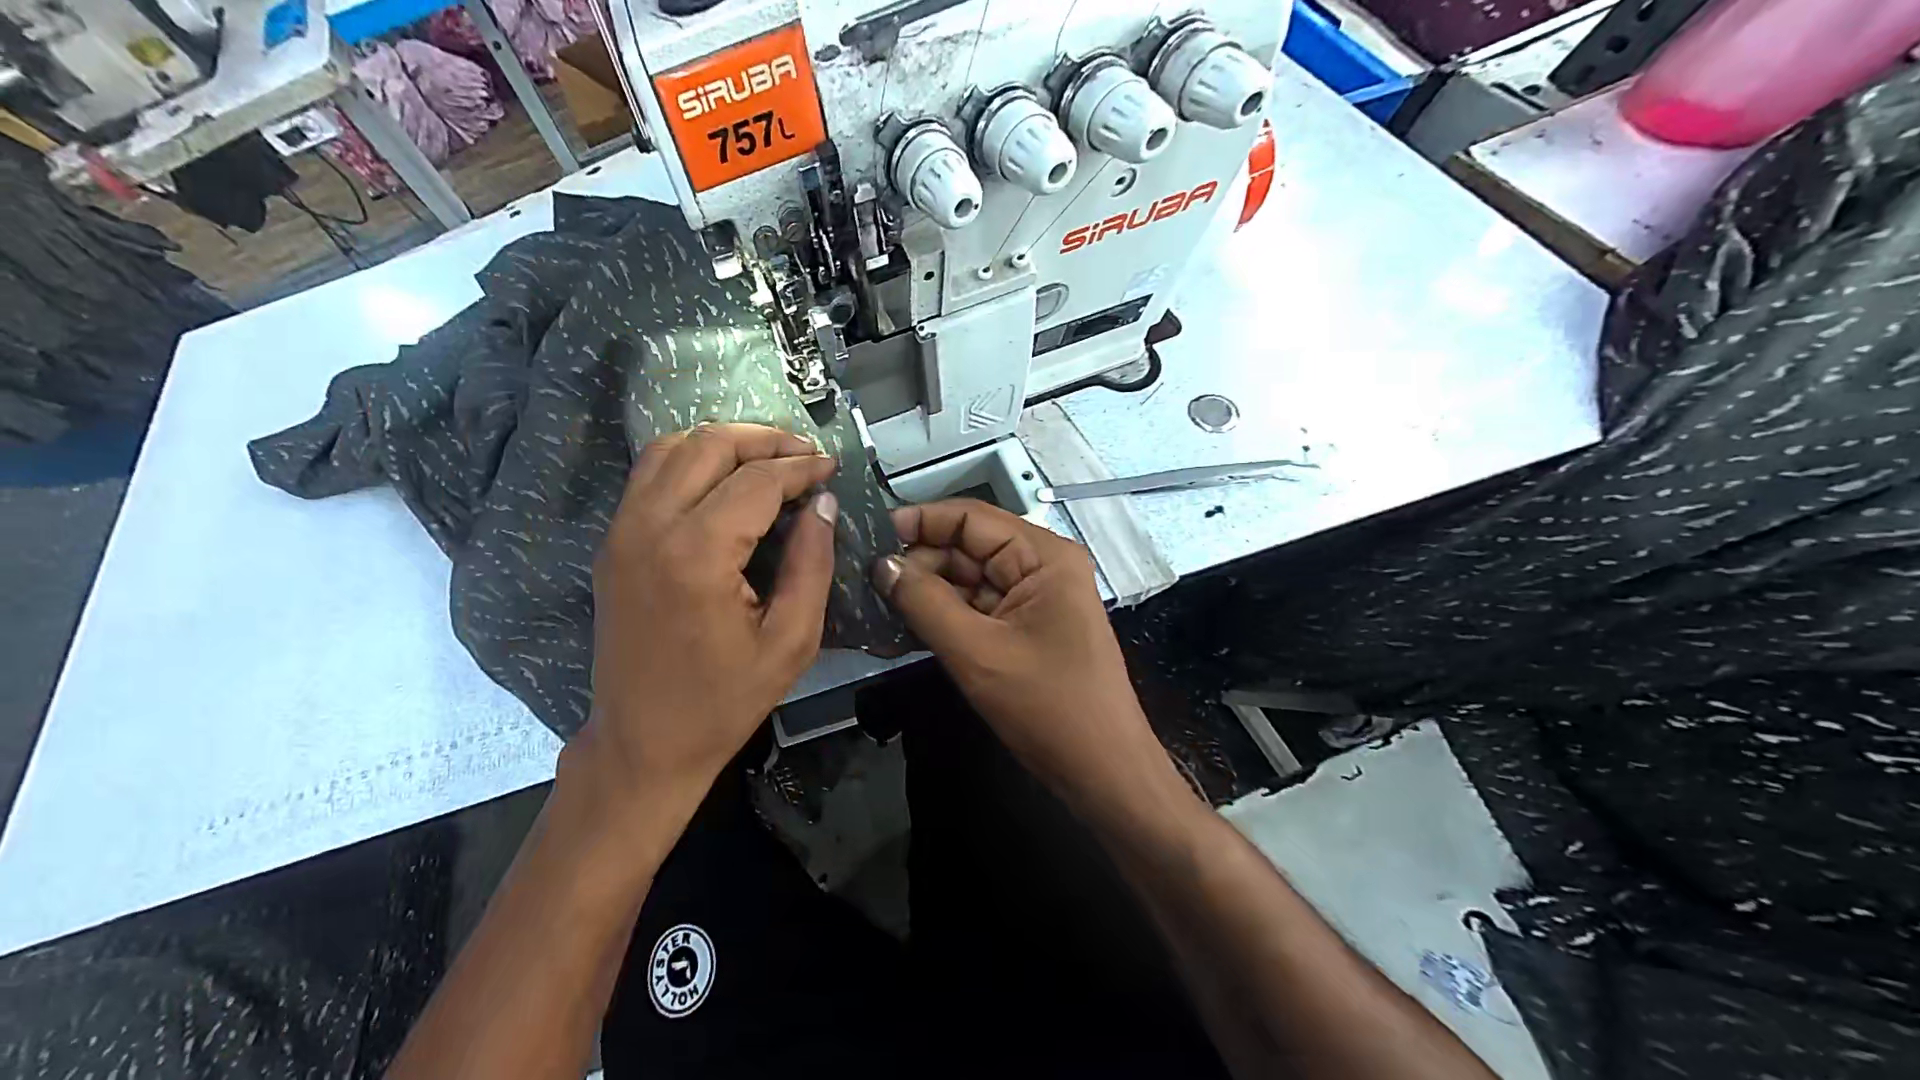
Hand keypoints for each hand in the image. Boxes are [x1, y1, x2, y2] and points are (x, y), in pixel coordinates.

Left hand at [574, 423, 838, 818]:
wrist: (644, 742)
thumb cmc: (724, 700)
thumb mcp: (792, 640)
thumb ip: (813, 563)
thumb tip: (822, 504)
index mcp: (697, 555)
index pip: (756, 480)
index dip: (800, 467)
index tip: (831, 467)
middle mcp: (650, 528)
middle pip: (708, 447)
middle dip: (764, 440)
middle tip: (805, 454)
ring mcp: (621, 532)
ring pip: (670, 448)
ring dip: (724, 443)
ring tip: (769, 458)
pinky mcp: (612, 543)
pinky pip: (648, 474)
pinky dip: (690, 460)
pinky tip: (724, 479)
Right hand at [871, 499, 1169, 809]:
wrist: (1101, 771)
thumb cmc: (1048, 707)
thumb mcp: (977, 652)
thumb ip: (924, 602)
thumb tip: (881, 564)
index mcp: (1043, 556)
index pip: (972, 518)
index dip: (921, 521)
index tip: (871, 537)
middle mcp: (1040, 567)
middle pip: (967, 548)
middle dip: (919, 562)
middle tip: (865, 582)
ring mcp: (1033, 599)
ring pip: (968, 581)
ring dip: (926, 592)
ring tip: (874, 604)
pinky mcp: (1024, 629)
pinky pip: (977, 610)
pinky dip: (944, 617)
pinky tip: (903, 627)